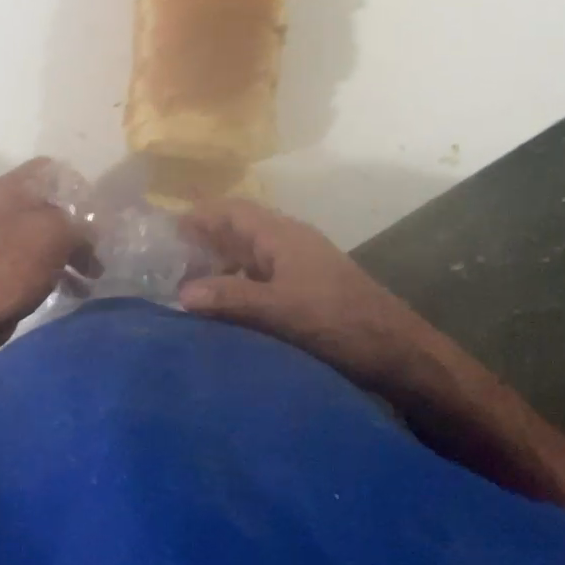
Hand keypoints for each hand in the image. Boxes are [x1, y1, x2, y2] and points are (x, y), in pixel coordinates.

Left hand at [0, 159, 83, 351]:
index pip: (49, 169)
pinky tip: (80, 289)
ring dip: (76, 253)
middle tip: (104, 244)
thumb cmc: (10, 264)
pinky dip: (62, 272)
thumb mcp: (54, 234)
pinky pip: (42, 262)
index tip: (99, 206)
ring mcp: (4, 238)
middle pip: (54, 205)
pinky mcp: (7, 267)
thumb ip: (80, 225)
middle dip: (82, 225)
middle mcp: (5, 207)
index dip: (77, 183)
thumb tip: (92, 235)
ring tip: (96, 274)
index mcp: (9, 188)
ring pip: (50, 236)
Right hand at [179, 199, 432, 386]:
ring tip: (188, 286)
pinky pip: (261, 278)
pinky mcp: (307, 292)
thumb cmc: (340, 322)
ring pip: (249, 255)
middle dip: (204, 240)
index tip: (164, 231)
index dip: (198, 215)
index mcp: (282, 235)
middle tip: (167, 261)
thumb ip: (231, 297)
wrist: (400, 353)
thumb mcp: (281, 310)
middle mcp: (289, 243)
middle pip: (238, 230)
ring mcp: (300, 267)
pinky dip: (238, 285)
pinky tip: (224, 308)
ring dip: (220, 265)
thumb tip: (182, 292)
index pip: (231, 210)